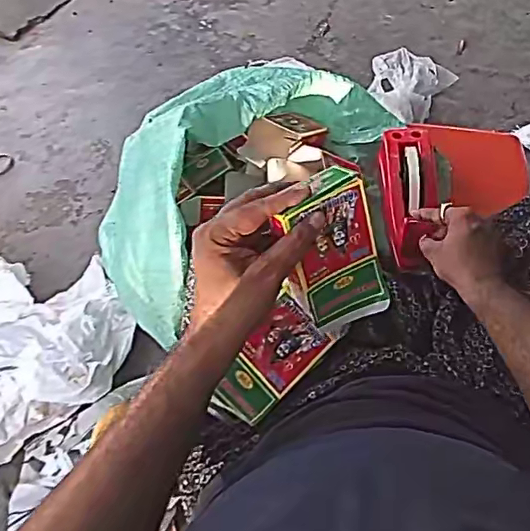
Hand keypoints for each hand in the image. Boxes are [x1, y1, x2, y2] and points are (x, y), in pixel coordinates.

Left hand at [190, 182, 319, 331]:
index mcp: (214, 233)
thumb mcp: (267, 274)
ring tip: (306, 210)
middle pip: (252, 206)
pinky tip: (295, 232)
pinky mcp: (230, 254)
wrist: (217, 338)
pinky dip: (275, 232)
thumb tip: (315, 219)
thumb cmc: (233, 310)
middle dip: (281, 200)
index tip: (309, 191)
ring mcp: (220, 242)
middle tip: (308, 193)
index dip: (285, 198)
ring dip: (280, 216)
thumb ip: (293, 244)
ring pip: (254, 219)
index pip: (255, 207)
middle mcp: (214, 232)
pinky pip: (255, 235)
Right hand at [413, 206, 505, 298]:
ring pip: (469, 230)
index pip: (439, 212)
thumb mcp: (433, 254)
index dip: (425, 215)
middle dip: (443, 229)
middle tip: (432, 238)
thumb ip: (425, 242)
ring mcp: (492, 232)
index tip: (418, 215)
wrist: (485, 288)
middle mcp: (480, 220)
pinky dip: (471, 246)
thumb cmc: (463, 270)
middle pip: (456, 220)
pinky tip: (463, 258)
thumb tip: (426, 241)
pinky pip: (480, 241)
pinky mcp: (499, 245)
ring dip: (458, 238)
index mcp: (463, 217)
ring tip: (448, 252)